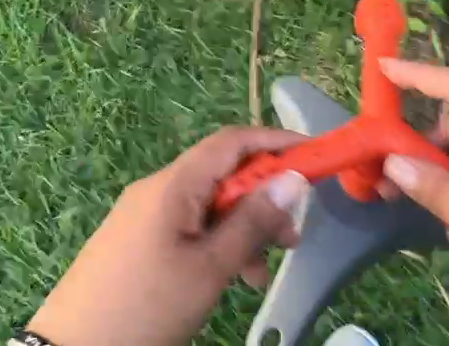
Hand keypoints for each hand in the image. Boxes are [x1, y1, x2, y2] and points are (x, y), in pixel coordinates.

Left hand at [28, 128, 311, 345]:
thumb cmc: (145, 307)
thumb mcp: (209, 269)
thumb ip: (252, 222)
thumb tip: (292, 179)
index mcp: (174, 183)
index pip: (233, 140)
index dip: (276, 142)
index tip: (313, 156)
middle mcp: (158, 188)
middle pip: (223, 174)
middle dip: (262, 198)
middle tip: (293, 235)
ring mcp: (143, 215)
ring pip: (208, 205)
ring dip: (242, 228)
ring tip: (262, 270)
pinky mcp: (135, 242)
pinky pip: (188, 227)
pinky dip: (215, 244)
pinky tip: (230, 278)